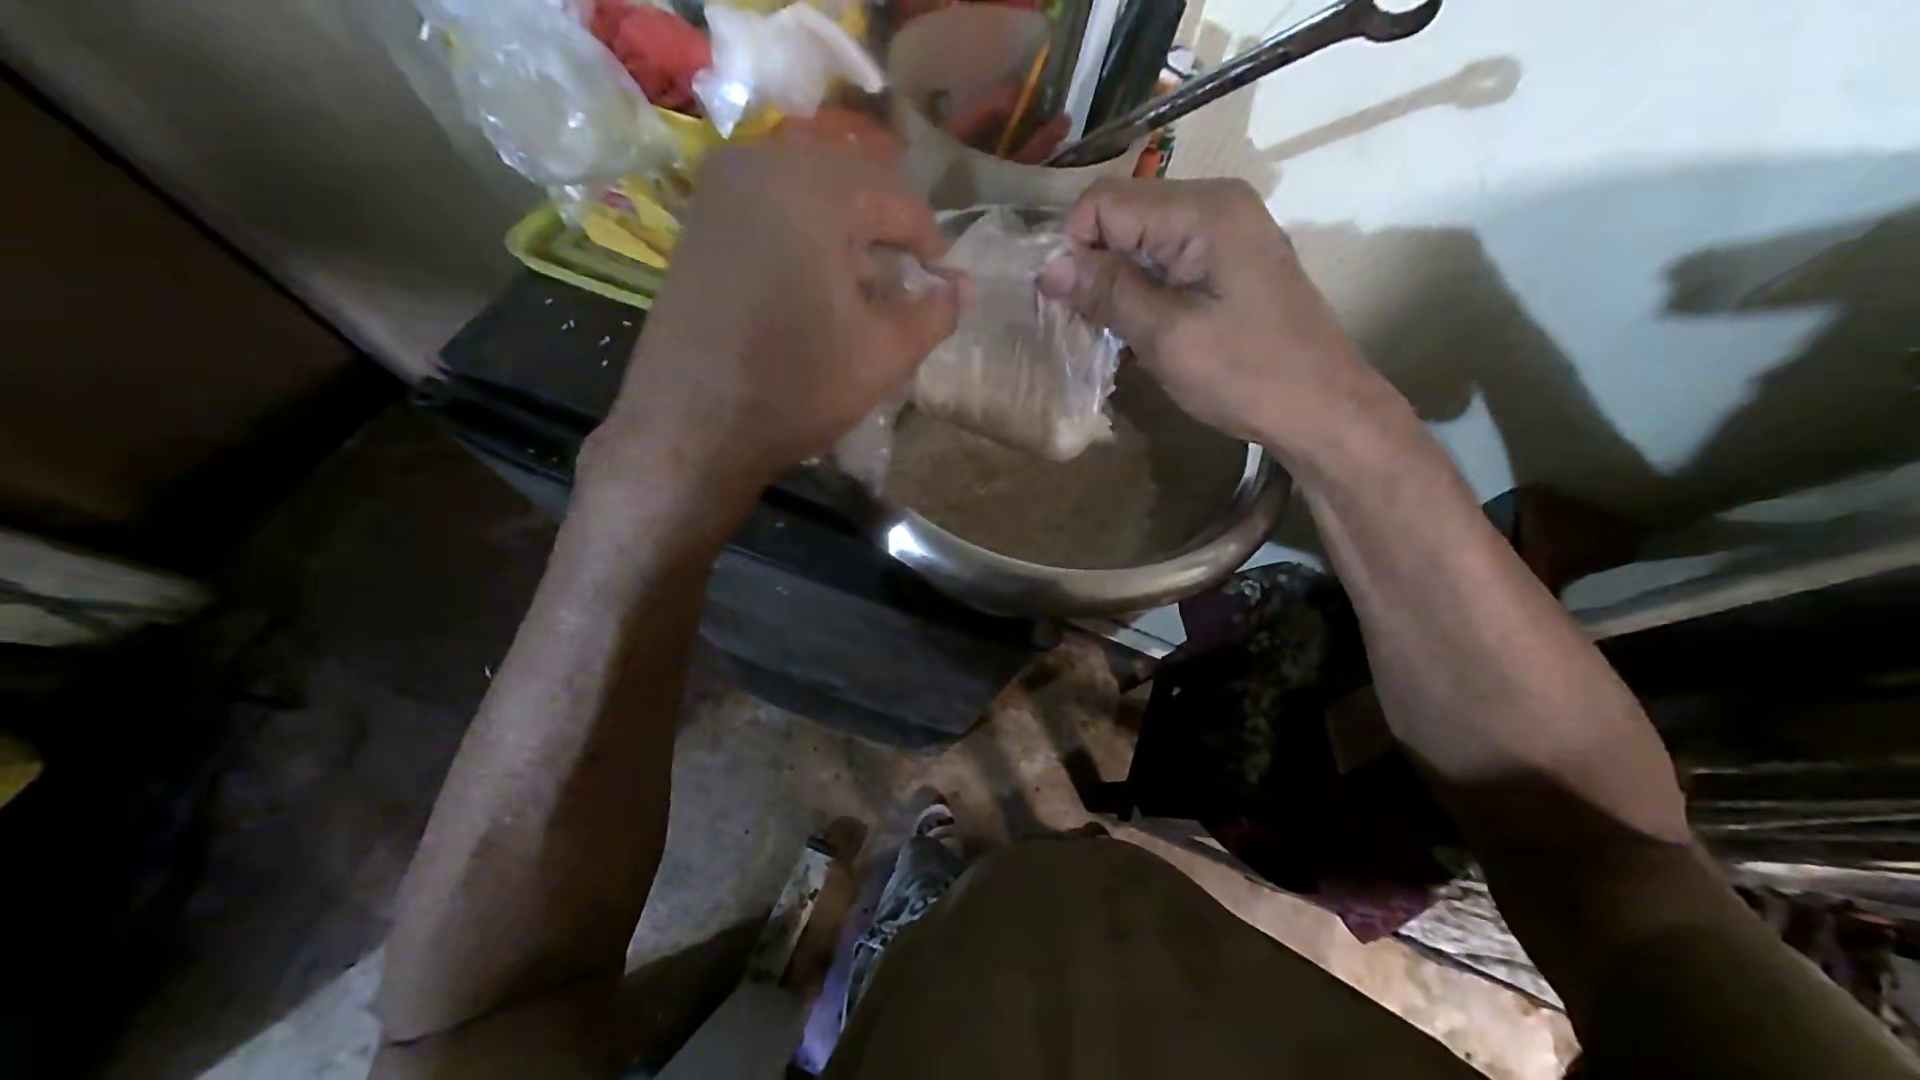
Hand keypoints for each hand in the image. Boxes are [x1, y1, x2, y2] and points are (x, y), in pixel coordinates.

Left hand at [579, 134, 958, 503]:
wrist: (691, 429)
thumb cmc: (795, 388)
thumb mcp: (883, 354)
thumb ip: (936, 313)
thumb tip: (967, 289)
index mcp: (811, 188)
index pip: (895, 198)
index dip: (931, 242)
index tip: (944, 281)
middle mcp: (759, 165)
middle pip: (851, 183)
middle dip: (886, 232)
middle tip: (904, 283)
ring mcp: (719, 190)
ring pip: (809, 193)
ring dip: (846, 233)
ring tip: (861, 289)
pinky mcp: (698, 223)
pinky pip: (770, 208)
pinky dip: (804, 236)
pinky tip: (813, 285)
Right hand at [1037, 178, 1377, 446]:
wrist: (1322, 409)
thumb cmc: (1247, 375)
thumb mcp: (1168, 336)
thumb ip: (1108, 292)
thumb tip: (1048, 267)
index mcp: (1203, 210)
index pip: (1104, 202)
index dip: (1074, 249)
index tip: (1070, 305)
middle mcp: (1214, 204)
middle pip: (1122, 216)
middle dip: (1093, 267)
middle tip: (1087, 325)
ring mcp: (1224, 231)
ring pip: (1139, 242)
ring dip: (1115, 284)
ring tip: (1112, 333)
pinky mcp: (1227, 260)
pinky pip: (1164, 261)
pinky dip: (1142, 291)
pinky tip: (1141, 329)